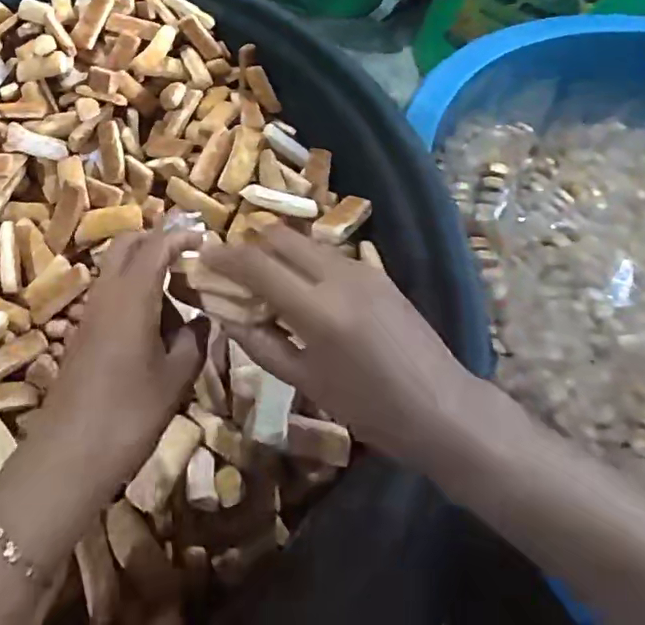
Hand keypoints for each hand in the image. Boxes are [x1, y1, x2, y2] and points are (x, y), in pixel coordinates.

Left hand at [36, 232, 206, 485]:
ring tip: (179, 301)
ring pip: (117, 269)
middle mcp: (106, 292)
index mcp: (132, 294)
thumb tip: (203, 319)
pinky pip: (111, 294)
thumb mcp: (175, 378)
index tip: (206, 240)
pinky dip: (134, 293)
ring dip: (145, 269)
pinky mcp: (82, 332)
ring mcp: (89, 311)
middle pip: (127, 245)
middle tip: (188, 260)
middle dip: (157, 241)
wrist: (68, 456)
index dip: (182, 236)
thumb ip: (194, 340)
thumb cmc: (129, 413)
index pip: (157, 244)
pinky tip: (155, 328)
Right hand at [199, 227, 484, 466]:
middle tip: (231, 267)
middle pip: (279, 237)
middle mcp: (337, 276)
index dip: (223, 257)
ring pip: (304, 241)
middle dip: (249, 245)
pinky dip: (303, 259)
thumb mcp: (306, 381)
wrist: (442, 408)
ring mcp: (361, 268)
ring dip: (277, 250)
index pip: (256, 265)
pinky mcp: (377, 271)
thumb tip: (225, 312)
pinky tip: (301, 287)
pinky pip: (327, 253)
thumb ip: (260, 342)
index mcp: (316, 310)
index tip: (202, 255)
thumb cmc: (369, 408)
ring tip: (264, 278)